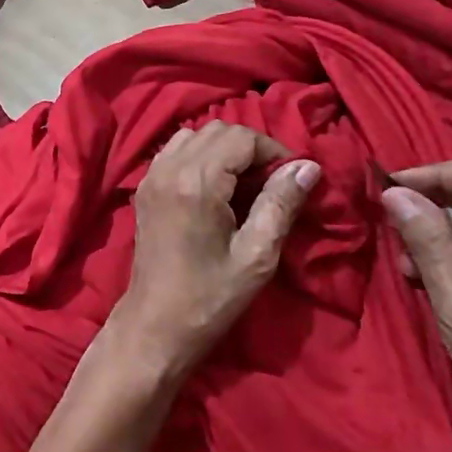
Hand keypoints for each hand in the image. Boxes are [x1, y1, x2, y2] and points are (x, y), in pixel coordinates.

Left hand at [117, 122, 318, 372]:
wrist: (157, 321)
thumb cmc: (211, 296)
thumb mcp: (257, 255)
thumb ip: (280, 204)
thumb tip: (307, 167)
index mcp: (195, 182)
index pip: (240, 137)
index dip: (273, 151)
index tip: (294, 179)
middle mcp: (168, 168)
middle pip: (216, 130)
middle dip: (250, 147)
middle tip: (273, 183)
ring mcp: (151, 175)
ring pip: (193, 135)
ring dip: (223, 149)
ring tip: (245, 185)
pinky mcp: (144, 187)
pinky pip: (174, 151)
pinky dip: (199, 156)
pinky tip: (216, 189)